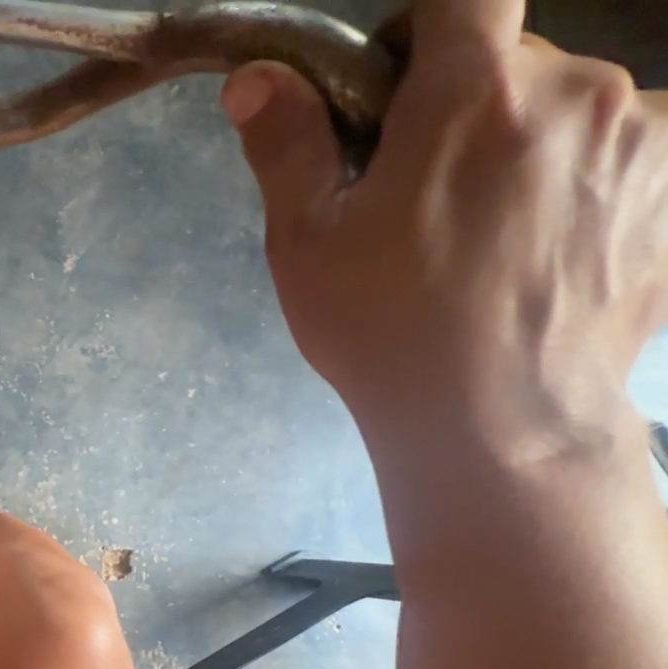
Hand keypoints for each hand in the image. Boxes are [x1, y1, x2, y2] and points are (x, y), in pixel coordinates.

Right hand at [222, 0, 667, 458]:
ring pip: (567, 107)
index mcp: (476, 97)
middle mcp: (581, 91)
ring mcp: (646, 138)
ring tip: (475, 235)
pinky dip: (569, 181)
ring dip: (518, 144)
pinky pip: (616, 152)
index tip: (386, 92)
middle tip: (409, 194)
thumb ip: (288, 145)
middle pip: (513, 61)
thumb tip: (256, 75)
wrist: (497, 414)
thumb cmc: (379, 324)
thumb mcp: (304, 242)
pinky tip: (531, 253)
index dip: (416, 29)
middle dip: (459, 105)